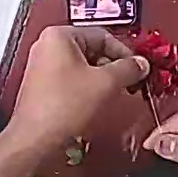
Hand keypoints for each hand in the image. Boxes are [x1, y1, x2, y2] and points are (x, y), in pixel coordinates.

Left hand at [5, 26, 147, 156]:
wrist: (36, 140)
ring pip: (84, 67)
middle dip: (113, 68)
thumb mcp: (106, 83)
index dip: (124, 53)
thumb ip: (128, 69)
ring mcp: (43, 66)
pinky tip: (96, 104)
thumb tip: (141, 64)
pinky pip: (72, 80)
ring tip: (114, 95)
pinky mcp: (43, 86)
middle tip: (129, 83)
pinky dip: (88, 89)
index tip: (138, 69)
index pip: (103, 36)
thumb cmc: (65, 106)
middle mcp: (48, 46)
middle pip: (93, 50)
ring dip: (103, 80)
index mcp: (59, 36)